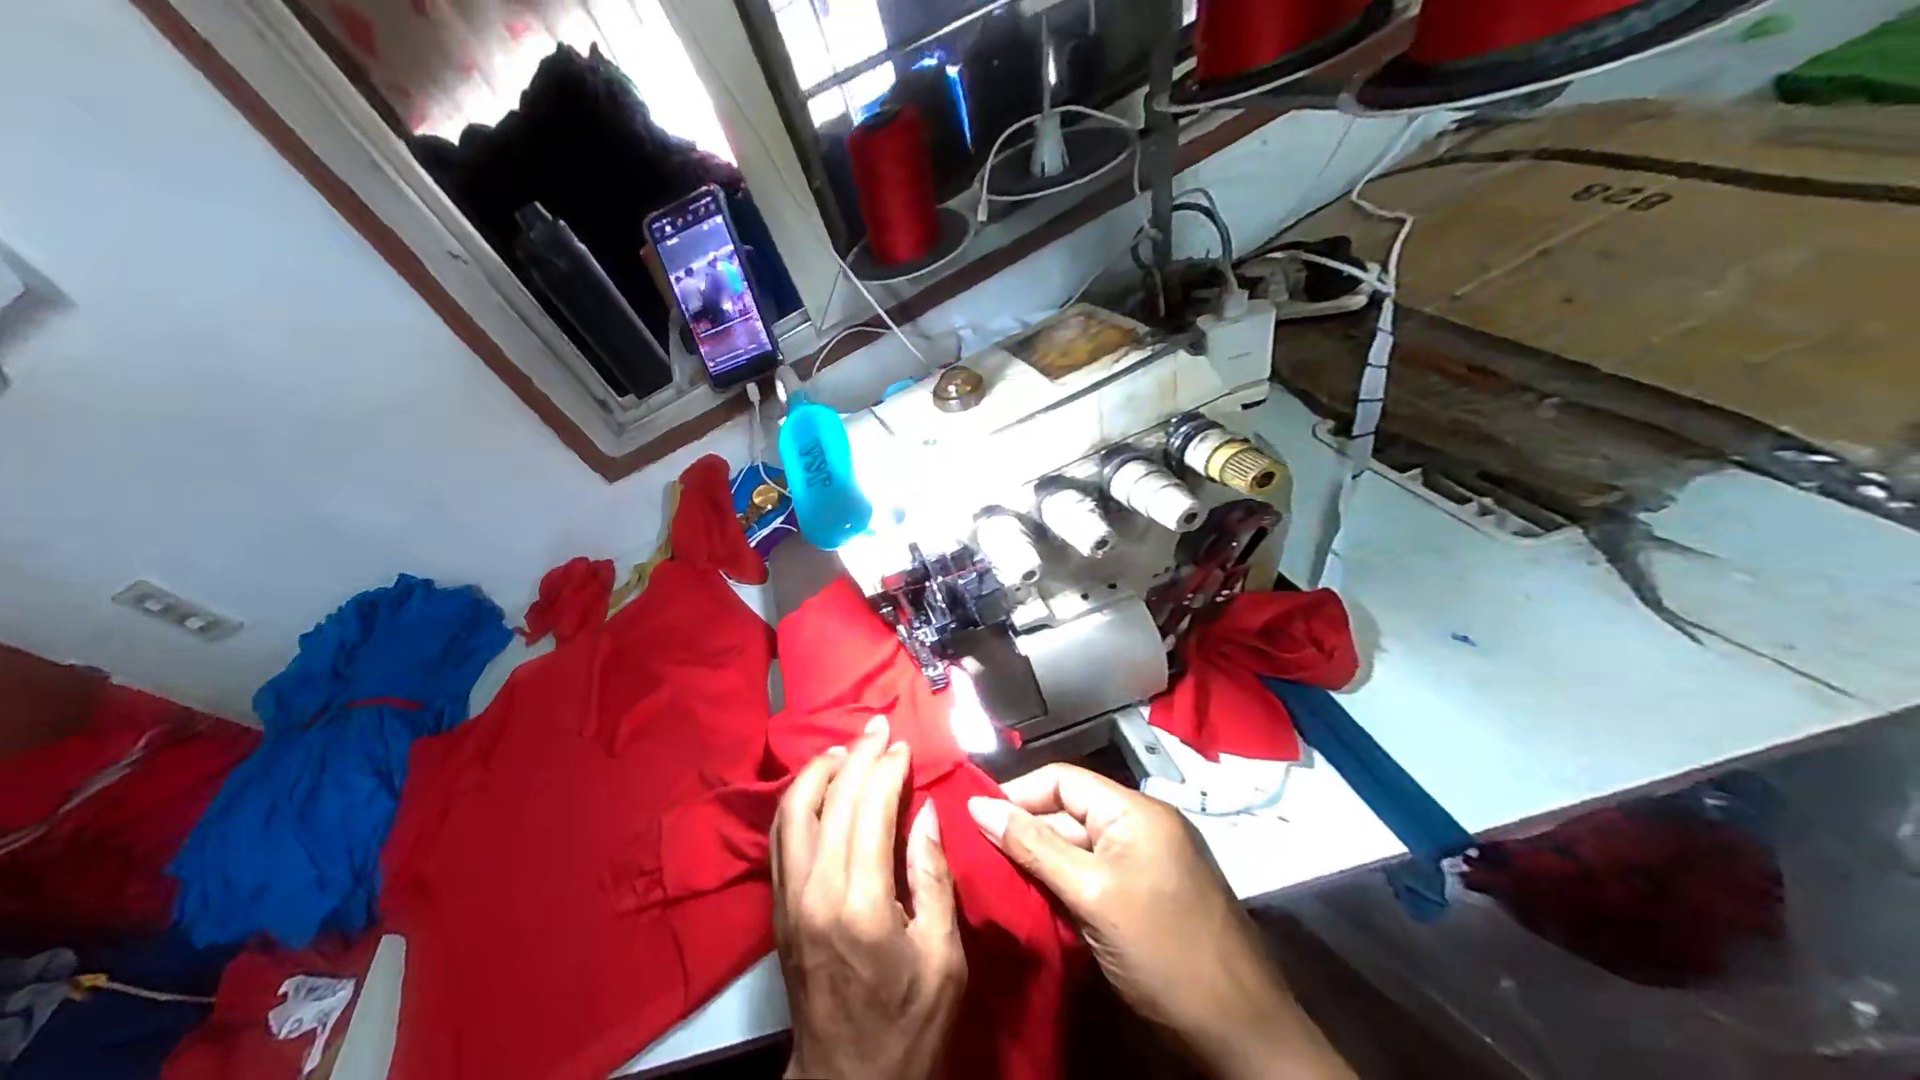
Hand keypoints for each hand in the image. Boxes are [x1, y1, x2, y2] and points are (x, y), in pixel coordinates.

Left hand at [772, 716, 966, 1079]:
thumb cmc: (908, 1023)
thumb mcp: (942, 957)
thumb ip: (932, 876)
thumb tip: (924, 812)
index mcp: (860, 904)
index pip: (868, 810)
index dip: (887, 770)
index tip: (903, 745)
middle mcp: (814, 892)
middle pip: (830, 800)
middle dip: (856, 756)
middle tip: (878, 727)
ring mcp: (787, 899)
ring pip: (792, 812)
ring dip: (818, 771)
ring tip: (845, 748)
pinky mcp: (776, 908)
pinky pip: (779, 837)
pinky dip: (797, 800)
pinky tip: (817, 786)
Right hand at [968, 764, 1353, 1079]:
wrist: (1241, 1030)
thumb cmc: (1163, 952)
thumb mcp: (1090, 895)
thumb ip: (1033, 846)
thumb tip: (977, 807)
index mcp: (1135, 810)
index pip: (1062, 779)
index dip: (1017, 795)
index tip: (977, 824)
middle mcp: (1143, 824)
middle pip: (1069, 812)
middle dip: (1027, 834)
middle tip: (981, 861)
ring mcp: (1150, 859)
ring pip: (1080, 846)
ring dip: (1044, 863)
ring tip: (1002, 884)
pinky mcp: (1150, 891)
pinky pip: (1097, 873)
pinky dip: (1068, 885)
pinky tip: (1041, 906)